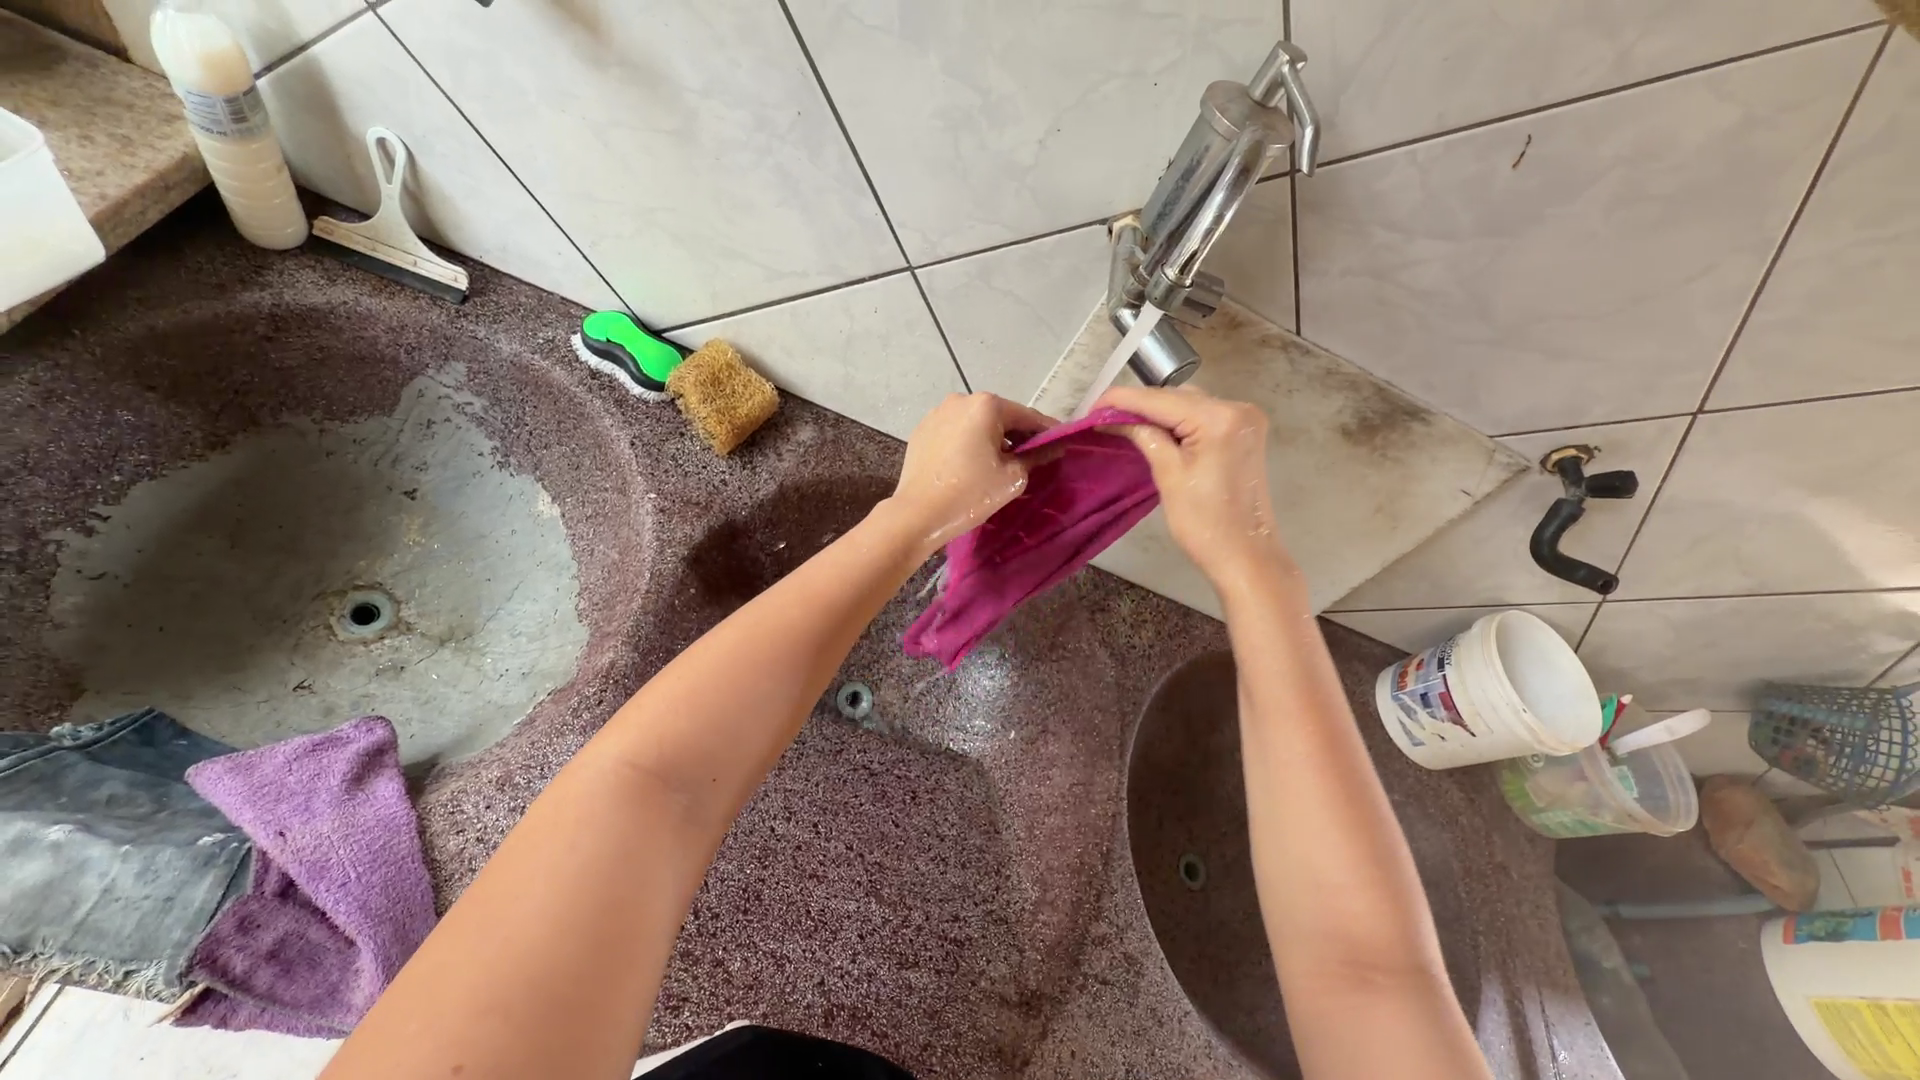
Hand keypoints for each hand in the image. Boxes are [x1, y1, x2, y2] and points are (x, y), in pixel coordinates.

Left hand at [886, 392, 1056, 550]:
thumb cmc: (970, 494)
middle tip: (1032, 457)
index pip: (1027, 416)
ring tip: (1001, 463)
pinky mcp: (922, 431)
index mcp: (986, 405)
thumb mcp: (1013, 477)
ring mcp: (937, 414)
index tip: (1061, 443)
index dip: (1046, 431)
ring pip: (975, 424)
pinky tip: (972, 465)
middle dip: (1017, 435)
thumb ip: (1036, 456)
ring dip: (991, 439)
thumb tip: (1052, 447)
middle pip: (1000, 416)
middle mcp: (960, 400)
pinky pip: (955, 433)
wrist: (917, 515)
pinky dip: (968, 444)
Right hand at [1098, 385, 1291, 587]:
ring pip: (1188, 405)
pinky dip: (1177, 421)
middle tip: (1101, 417)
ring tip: (1120, 422)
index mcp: (1219, 418)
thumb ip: (1144, 436)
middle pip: (1175, 397)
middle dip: (1138, 405)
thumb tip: (1114, 417)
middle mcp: (1237, 408)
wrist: (1245, 555)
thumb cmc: (1204, 523)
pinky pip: (1202, 417)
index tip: (1089, 408)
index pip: (1159, 399)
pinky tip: (1152, 428)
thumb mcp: (1168, 475)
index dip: (1121, 400)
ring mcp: (1244, 420)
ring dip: (1156, 412)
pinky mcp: (1243, 433)